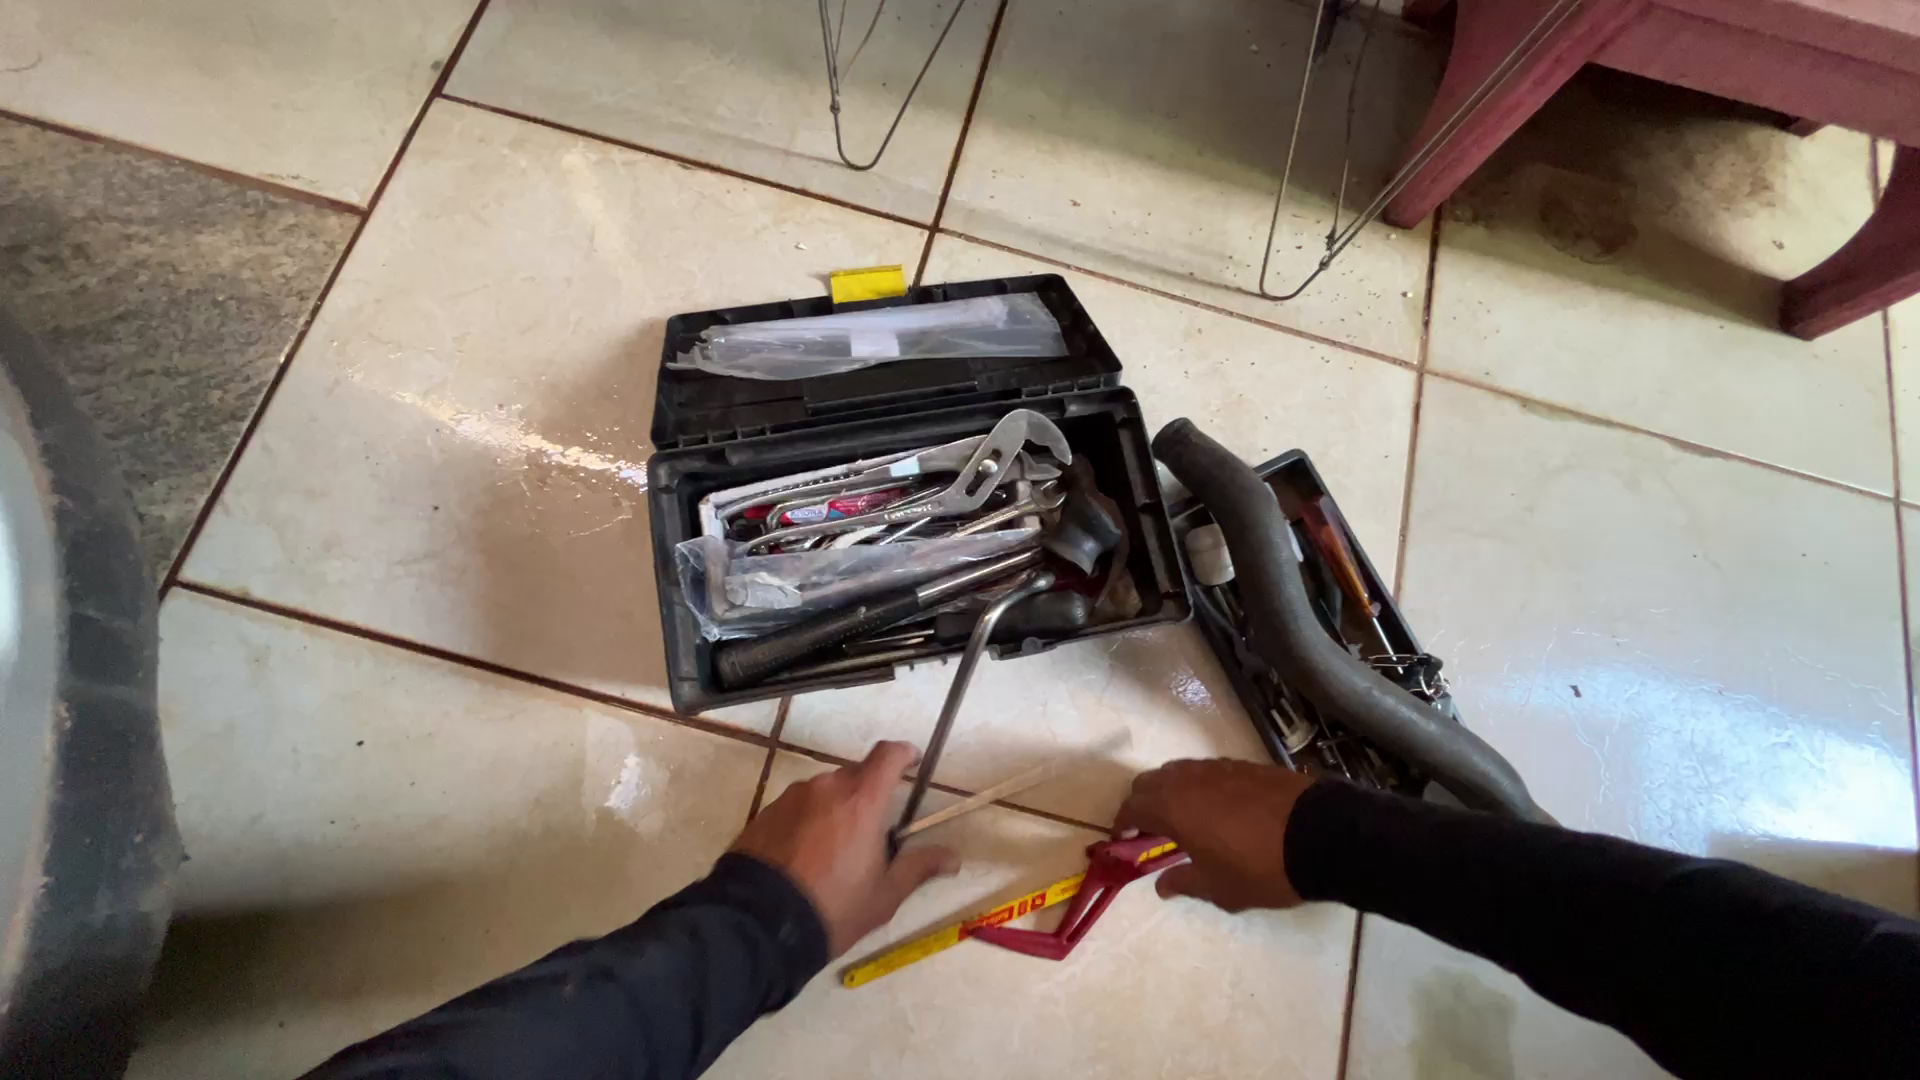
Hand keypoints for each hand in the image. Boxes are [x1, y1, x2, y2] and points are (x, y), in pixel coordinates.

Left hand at [732, 741, 958, 955]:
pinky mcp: (767, 812)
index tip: (911, 762)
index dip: (902, 753)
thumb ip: (918, 868)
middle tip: (871, 830)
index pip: (888, 755)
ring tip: (833, 850)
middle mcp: (828, 786)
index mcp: (862, 799)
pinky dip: (808, 821)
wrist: (758, 925)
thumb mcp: (883, 895)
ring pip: (825, 791)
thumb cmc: (833, 907)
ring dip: (836, 809)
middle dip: (868, 793)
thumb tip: (954, 858)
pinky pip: (798, 807)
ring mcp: (793, 797)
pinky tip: (803, 856)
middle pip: (856, 775)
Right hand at [1114, 759, 1315, 911]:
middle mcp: (1185, 779)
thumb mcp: (1220, 888)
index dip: (1123, 823)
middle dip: (1141, 803)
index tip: (1124, 838)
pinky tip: (1215, 808)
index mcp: (1171, 807)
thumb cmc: (1260, 868)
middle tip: (1150, 829)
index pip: (1131, 808)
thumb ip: (1184, 882)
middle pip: (1147, 782)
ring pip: (1175, 772)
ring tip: (1182, 818)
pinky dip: (1196, 786)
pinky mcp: (1240, 764)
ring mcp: (1214, 767)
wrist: (1320, 835)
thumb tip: (1162, 885)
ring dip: (1168, 791)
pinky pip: (1204, 771)